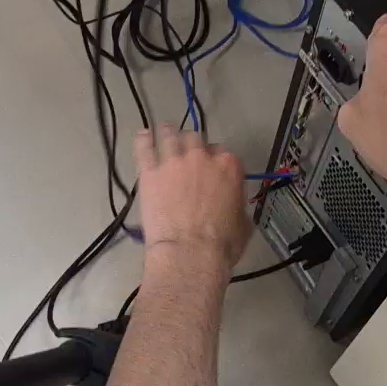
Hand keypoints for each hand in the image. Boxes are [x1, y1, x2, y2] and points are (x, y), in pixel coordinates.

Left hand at [134, 123, 252, 269]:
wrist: (190, 253)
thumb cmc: (222, 244)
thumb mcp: (243, 222)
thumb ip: (237, 204)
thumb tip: (232, 204)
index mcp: (229, 166)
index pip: (224, 153)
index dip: (216, 160)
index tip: (212, 168)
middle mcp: (202, 157)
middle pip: (196, 138)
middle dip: (192, 144)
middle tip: (188, 152)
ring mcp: (174, 162)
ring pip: (170, 135)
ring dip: (168, 133)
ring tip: (164, 133)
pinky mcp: (150, 172)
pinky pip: (145, 147)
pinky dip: (144, 139)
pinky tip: (143, 135)